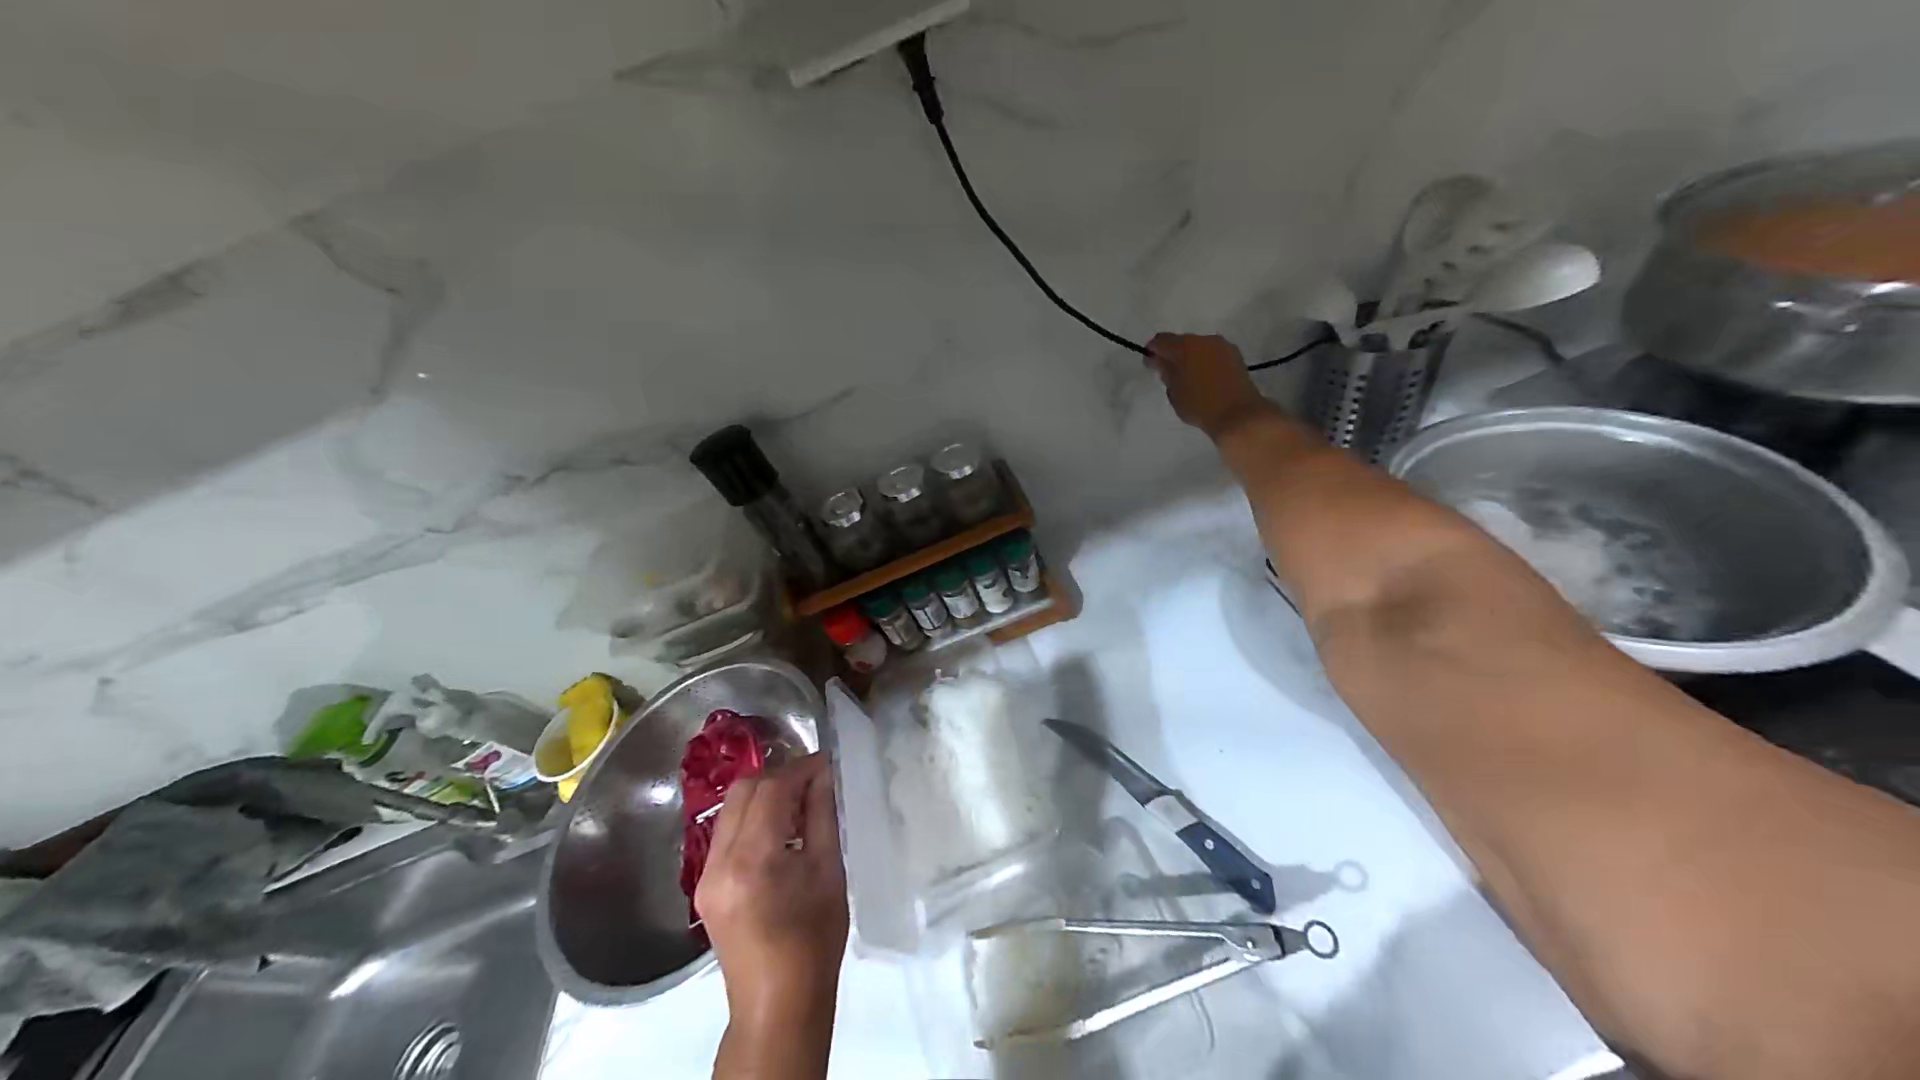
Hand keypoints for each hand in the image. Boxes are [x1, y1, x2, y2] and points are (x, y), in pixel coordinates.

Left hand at [696, 753, 847, 1038]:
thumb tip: (823, 775)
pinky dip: (752, 818)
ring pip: (731, 808)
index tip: (826, 762)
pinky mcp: (703, 886)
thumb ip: (822, 816)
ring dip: (763, 794)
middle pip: (743, 791)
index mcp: (753, 860)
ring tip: (798, 802)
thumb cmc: (813, 941)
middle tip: (813, 780)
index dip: (800, 768)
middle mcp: (719, 861)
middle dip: (779, 776)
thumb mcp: (828, 872)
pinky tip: (778, 829)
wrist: (777, 1004)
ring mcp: (705, 875)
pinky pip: (726, 833)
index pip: (771, 789)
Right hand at [1146, 332, 1273, 438]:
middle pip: (1181, 342)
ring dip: (1190, 358)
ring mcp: (1223, 346)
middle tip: (1169, 374)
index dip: (1152, 351)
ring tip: (1188, 379)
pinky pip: (1213, 354)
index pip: (1160, 340)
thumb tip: (1160, 361)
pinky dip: (1205, 362)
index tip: (1151, 366)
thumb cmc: (1199, 404)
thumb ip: (1165, 372)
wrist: (1238, 414)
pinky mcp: (1236, 356)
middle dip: (1173, 354)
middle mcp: (1204, 339)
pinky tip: (1205, 379)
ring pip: (1199, 347)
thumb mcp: (1173, 391)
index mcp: (1185, 346)